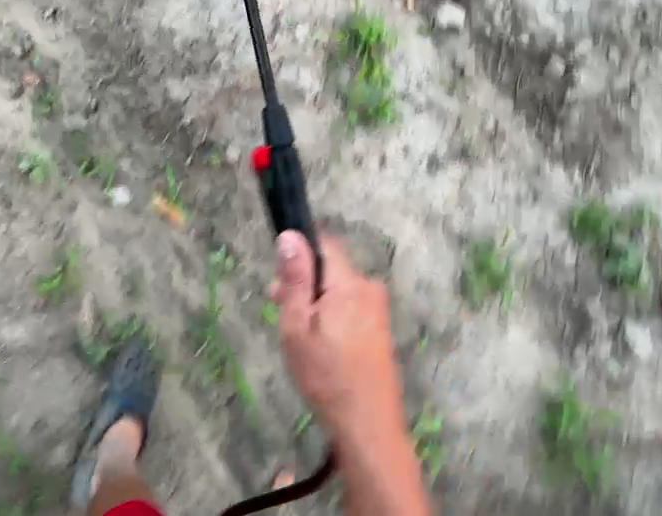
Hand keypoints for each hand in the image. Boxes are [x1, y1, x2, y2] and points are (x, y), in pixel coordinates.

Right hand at [270, 231, 404, 444]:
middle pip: (330, 268)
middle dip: (304, 283)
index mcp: (350, 283)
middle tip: (281, 312)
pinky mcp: (381, 328)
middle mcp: (369, 288)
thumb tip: (290, 234)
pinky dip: (332, 317)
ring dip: (316, 302)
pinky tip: (321, 346)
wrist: (368, 426)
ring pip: (338, 289)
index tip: (281, 282)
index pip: (323, 243)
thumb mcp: (297, 326)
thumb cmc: (326, 375)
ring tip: (299, 336)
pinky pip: (350, 307)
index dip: (298, 254)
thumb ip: (295, 279)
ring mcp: (378, 309)